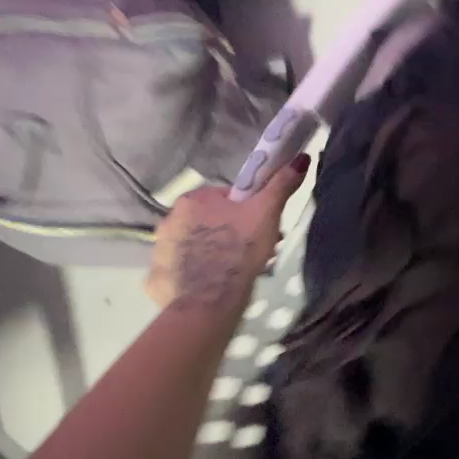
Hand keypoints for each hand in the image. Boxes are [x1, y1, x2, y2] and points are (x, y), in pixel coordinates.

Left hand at [144, 155, 310, 309]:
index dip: (248, 209)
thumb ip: (282, 184)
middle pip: (211, 221)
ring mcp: (159, 251)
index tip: (262, 225)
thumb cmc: (239, 249)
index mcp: (193, 200)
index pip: (226, 197)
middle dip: (233, 231)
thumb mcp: (268, 212)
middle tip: (256, 249)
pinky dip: (196, 275)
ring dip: (215, 252)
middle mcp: (169, 220)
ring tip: (238, 270)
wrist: (210, 301)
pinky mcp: (157, 278)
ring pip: (196, 246)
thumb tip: (300, 157)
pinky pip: (181, 271)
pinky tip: (213, 285)